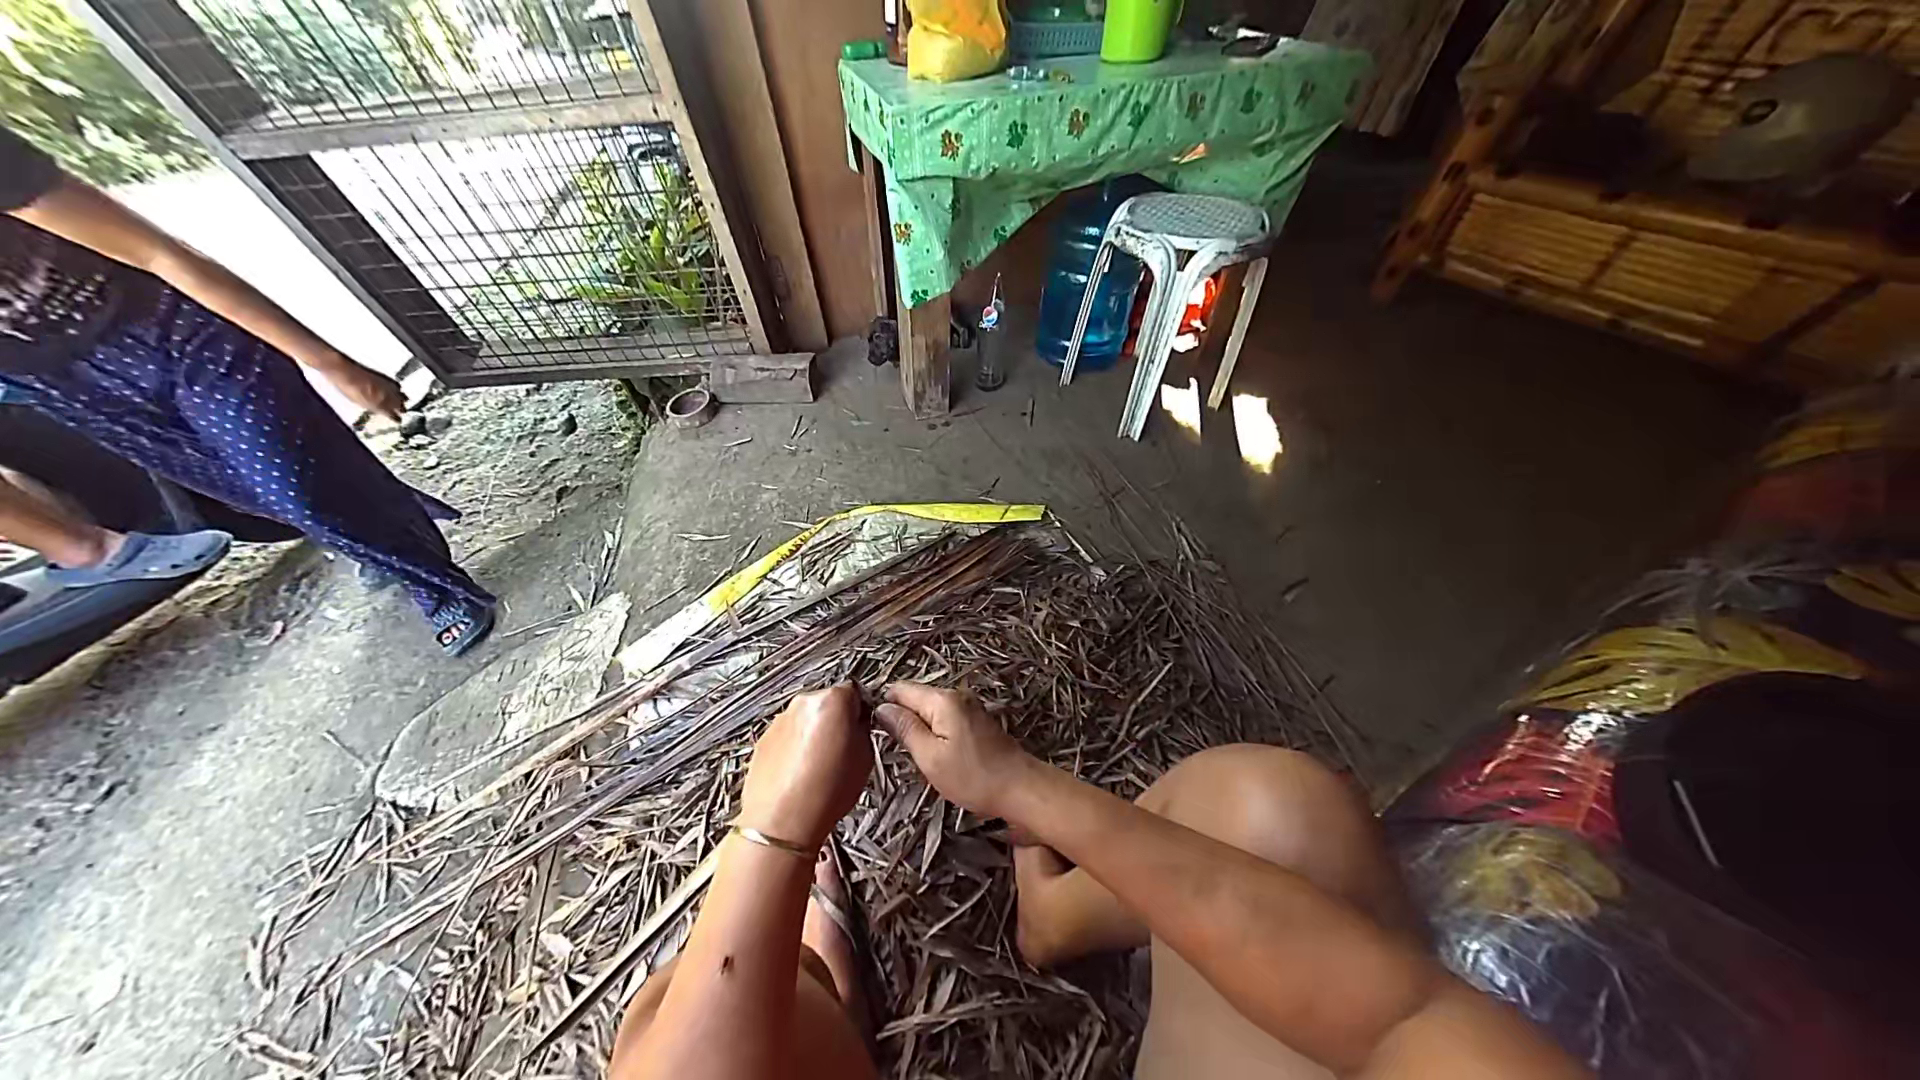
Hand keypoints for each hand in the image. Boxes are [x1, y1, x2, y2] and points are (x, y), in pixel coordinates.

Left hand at [323, 359, 404, 420]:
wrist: (345, 372)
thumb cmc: (348, 387)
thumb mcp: (359, 402)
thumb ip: (372, 407)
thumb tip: (378, 410)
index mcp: (381, 407)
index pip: (395, 417)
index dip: (395, 418)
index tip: (396, 419)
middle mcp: (389, 398)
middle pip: (402, 408)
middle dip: (400, 410)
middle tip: (398, 411)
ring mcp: (391, 388)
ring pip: (403, 398)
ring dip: (401, 400)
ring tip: (398, 401)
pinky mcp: (389, 379)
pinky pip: (398, 387)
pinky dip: (397, 390)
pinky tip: (393, 390)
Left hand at [739, 682, 871, 848]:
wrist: (781, 824)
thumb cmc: (822, 794)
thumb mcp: (865, 757)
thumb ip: (864, 729)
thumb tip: (860, 723)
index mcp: (833, 700)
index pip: (855, 691)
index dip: (861, 711)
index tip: (862, 726)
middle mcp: (803, 703)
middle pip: (829, 702)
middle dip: (836, 721)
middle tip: (844, 750)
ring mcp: (781, 720)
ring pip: (807, 719)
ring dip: (815, 734)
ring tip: (821, 767)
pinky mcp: (764, 739)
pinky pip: (788, 735)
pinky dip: (796, 747)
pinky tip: (802, 772)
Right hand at [874, 683, 1035, 819]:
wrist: (1020, 788)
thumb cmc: (973, 777)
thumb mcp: (929, 757)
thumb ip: (904, 729)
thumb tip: (881, 708)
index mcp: (942, 700)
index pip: (900, 689)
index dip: (884, 705)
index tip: (875, 730)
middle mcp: (956, 695)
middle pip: (916, 698)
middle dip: (902, 718)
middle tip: (896, 749)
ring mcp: (969, 706)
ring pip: (930, 710)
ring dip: (919, 728)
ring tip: (916, 754)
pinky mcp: (977, 721)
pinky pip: (945, 719)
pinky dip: (935, 732)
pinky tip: (936, 754)